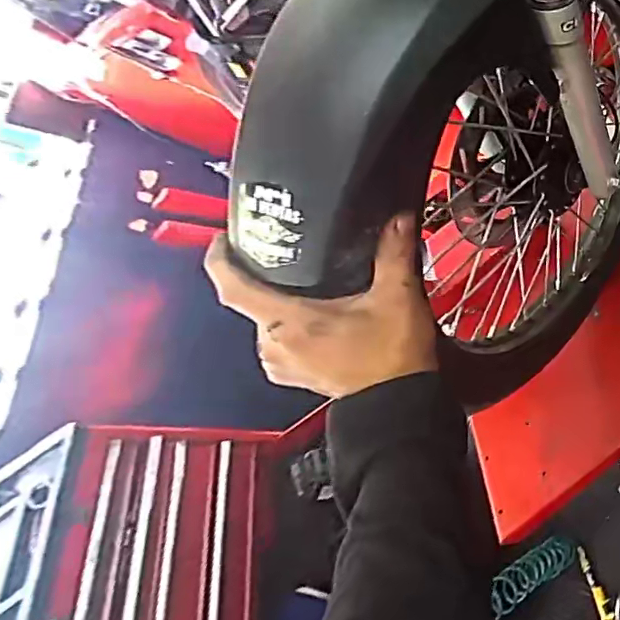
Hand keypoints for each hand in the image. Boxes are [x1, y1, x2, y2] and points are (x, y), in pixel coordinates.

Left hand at [205, 213, 438, 398]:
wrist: (397, 399)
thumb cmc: (392, 356)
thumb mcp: (397, 294)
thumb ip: (394, 252)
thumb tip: (397, 220)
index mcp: (288, 323)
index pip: (233, 288)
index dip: (221, 260)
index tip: (221, 241)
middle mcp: (274, 345)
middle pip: (256, 301)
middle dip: (274, 279)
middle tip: (300, 260)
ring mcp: (282, 362)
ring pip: (271, 322)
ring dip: (289, 304)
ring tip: (320, 288)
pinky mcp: (295, 373)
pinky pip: (282, 341)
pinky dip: (297, 326)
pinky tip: (326, 318)